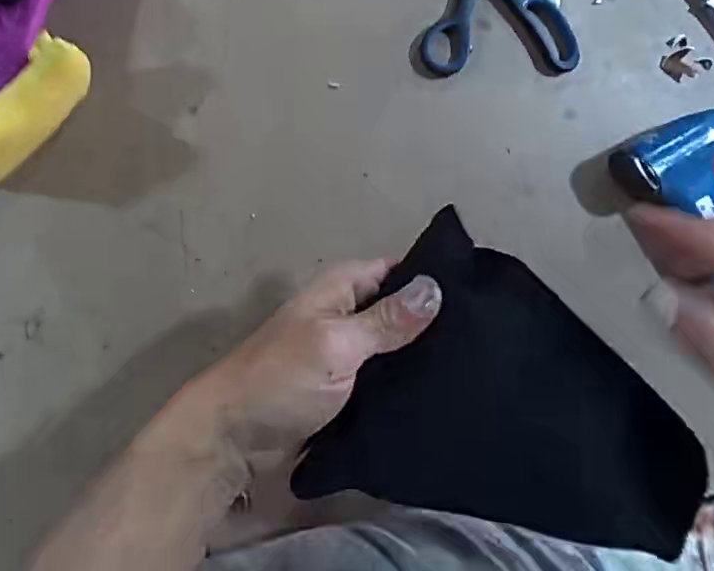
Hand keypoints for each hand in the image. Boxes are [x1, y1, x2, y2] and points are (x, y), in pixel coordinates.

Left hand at [33, 263, 440, 570]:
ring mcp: (348, 354)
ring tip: (473, 363)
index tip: (478, 290)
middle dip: (434, 320)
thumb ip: (386, 321)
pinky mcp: (347, 391)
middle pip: (400, 308)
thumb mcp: (336, 345)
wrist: (229, 444)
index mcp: (343, 287)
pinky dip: (406, 384)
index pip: (399, 269)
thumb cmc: (280, 380)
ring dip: (422, 356)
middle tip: (484, 335)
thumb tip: (437, 287)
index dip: (433, 277)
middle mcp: (348, 313)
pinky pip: (385, 379)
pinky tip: (440, 393)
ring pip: (395, 347)